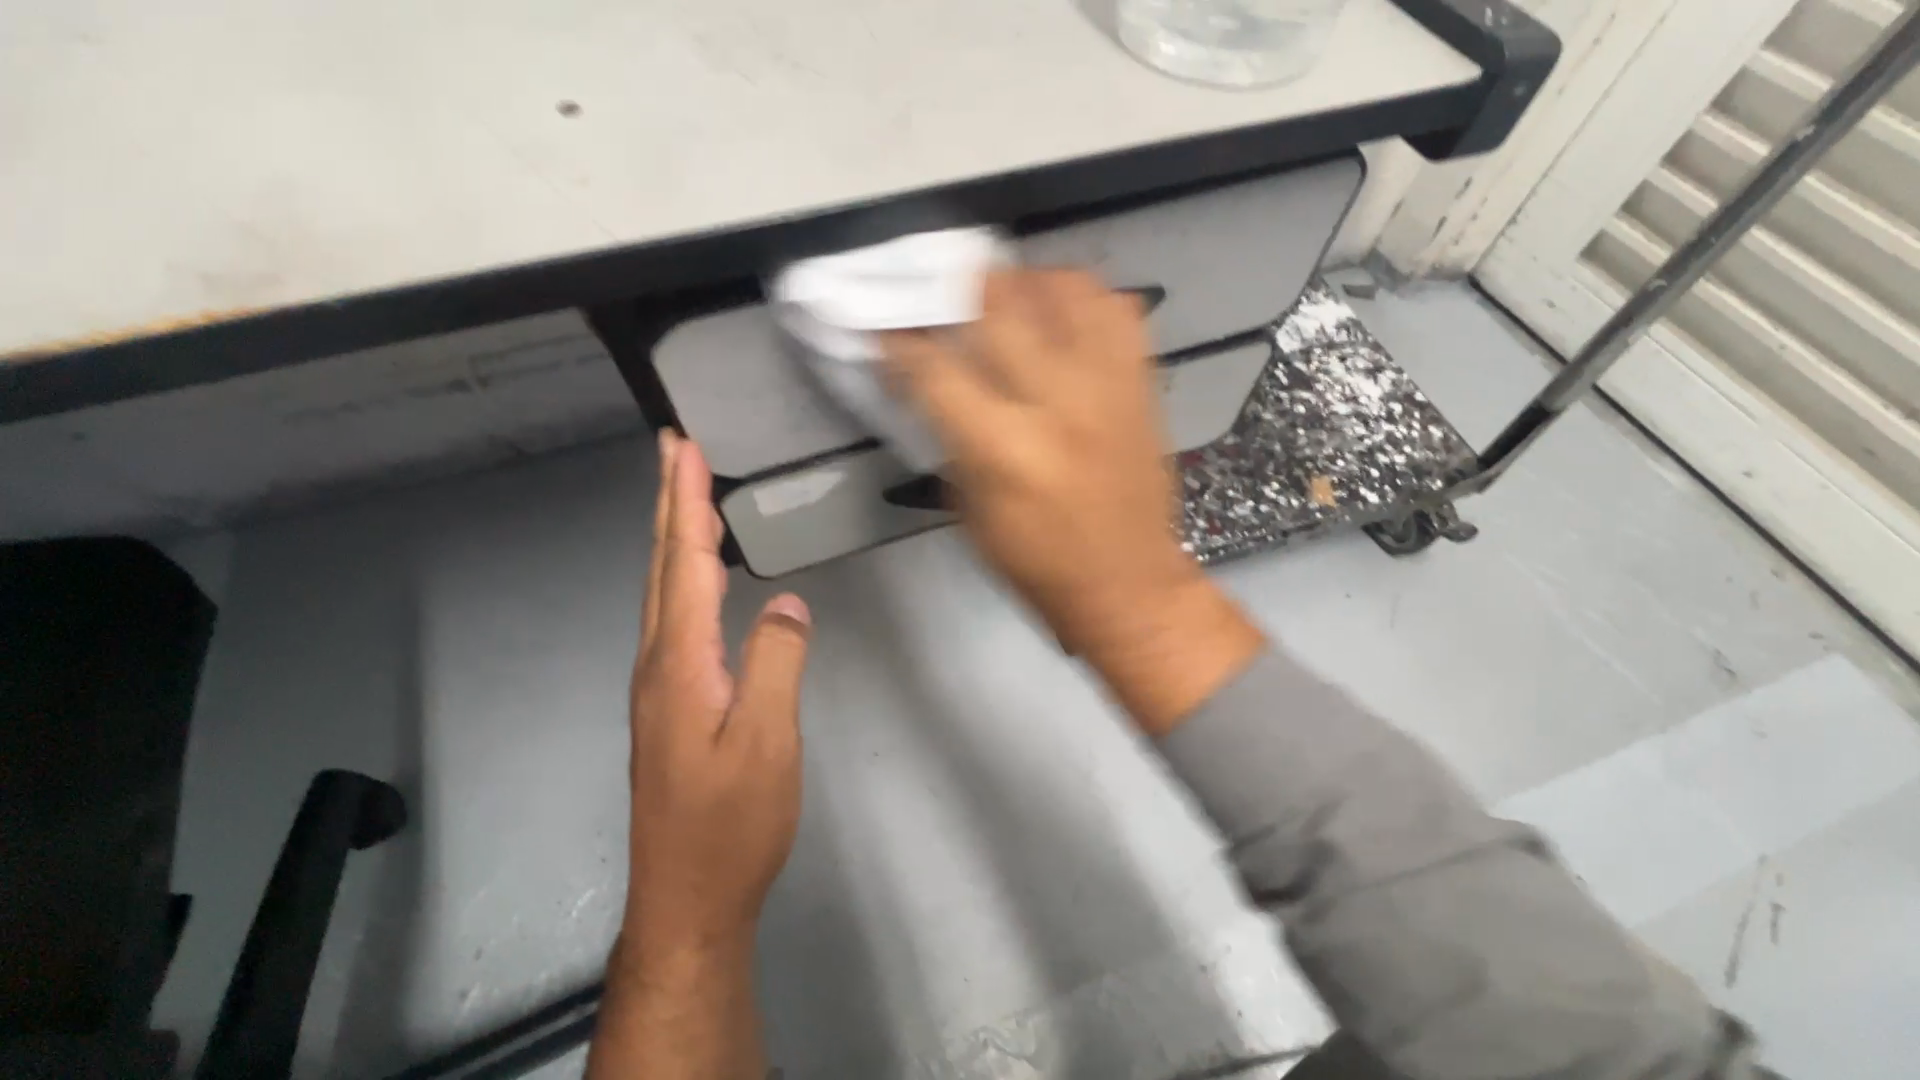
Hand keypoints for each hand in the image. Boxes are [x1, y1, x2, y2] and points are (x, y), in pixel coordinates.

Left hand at [626, 430, 811, 954]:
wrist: (688, 898)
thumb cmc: (732, 823)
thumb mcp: (767, 741)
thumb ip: (777, 662)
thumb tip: (786, 604)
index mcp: (680, 661)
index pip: (685, 563)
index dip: (686, 502)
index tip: (683, 447)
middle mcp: (659, 664)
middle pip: (664, 568)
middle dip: (669, 504)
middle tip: (673, 450)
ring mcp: (659, 687)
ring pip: (664, 594)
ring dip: (673, 538)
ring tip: (685, 498)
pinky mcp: (669, 708)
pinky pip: (672, 620)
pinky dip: (682, 579)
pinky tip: (696, 583)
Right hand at [884, 269, 1262, 734]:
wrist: (1128, 583)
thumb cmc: (1036, 561)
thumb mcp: (968, 509)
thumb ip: (949, 436)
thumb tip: (928, 383)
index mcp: (1002, 447)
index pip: (935, 369)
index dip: (900, 343)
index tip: (885, 329)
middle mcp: (1056, 403)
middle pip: (999, 308)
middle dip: (958, 291)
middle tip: (942, 293)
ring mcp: (1106, 386)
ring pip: (1064, 291)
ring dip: (1024, 281)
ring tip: (1005, 293)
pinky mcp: (1141, 385)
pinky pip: (1117, 311)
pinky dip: (1085, 298)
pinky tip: (1063, 312)